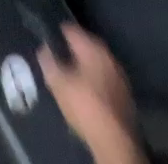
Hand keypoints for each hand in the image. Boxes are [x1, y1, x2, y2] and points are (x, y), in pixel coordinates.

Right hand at [38, 25, 147, 163]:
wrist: (116, 138)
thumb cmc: (84, 105)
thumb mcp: (58, 84)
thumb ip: (49, 62)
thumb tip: (43, 48)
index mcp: (92, 48)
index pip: (72, 30)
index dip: (58, 31)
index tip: (48, 34)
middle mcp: (108, 56)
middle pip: (87, 44)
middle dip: (73, 48)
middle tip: (58, 53)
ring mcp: (119, 74)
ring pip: (97, 61)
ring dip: (85, 63)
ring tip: (70, 70)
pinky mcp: (124, 91)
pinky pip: (105, 75)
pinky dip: (94, 76)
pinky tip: (86, 87)